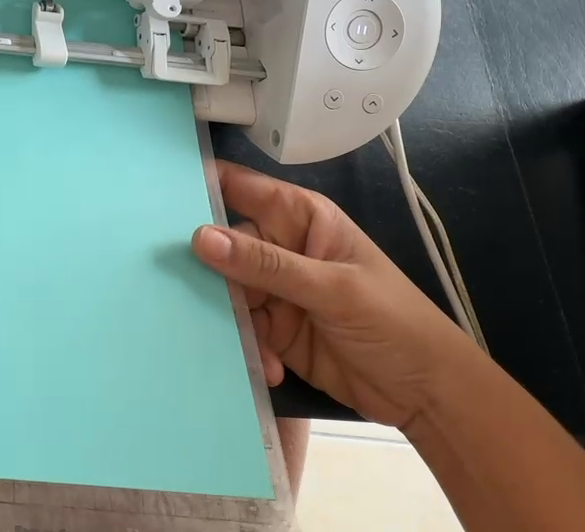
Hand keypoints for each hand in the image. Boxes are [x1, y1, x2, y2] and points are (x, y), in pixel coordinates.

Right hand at [191, 161, 480, 428]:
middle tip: (182, 285)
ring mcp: (274, 287)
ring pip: (224, 287)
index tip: (152, 198)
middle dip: (205, 267)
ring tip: (248, 342)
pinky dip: (247, 346)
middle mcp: (279, 246)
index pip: (237, 187)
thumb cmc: (397, 324)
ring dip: (229, 316)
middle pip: (220, 243)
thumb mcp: (333, 290)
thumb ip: (266, 264)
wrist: (432, 397)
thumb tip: (200, 237)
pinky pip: (238, 325)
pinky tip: (270, 366)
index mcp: (298, 217)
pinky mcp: (271, 327)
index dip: (197, 186)